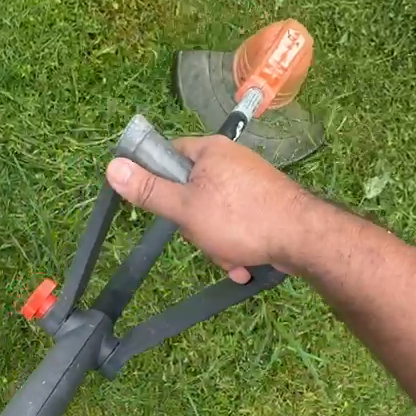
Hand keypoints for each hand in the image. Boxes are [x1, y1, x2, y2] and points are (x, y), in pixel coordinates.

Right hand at [106, 136, 332, 279]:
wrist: (303, 238)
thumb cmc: (241, 219)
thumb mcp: (186, 208)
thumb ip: (150, 191)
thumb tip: (112, 167)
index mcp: (210, 151)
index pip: (170, 157)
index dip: (162, 185)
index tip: (168, 209)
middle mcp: (232, 161)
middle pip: (192, 194)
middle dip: (197, 228)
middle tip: (207, 239)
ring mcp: (251, 184)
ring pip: (216, 216)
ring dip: (219, 245)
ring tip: (233, 257)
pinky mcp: (266, 205)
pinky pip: (239, 226)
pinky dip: (238, 247)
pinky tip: (245, 265)